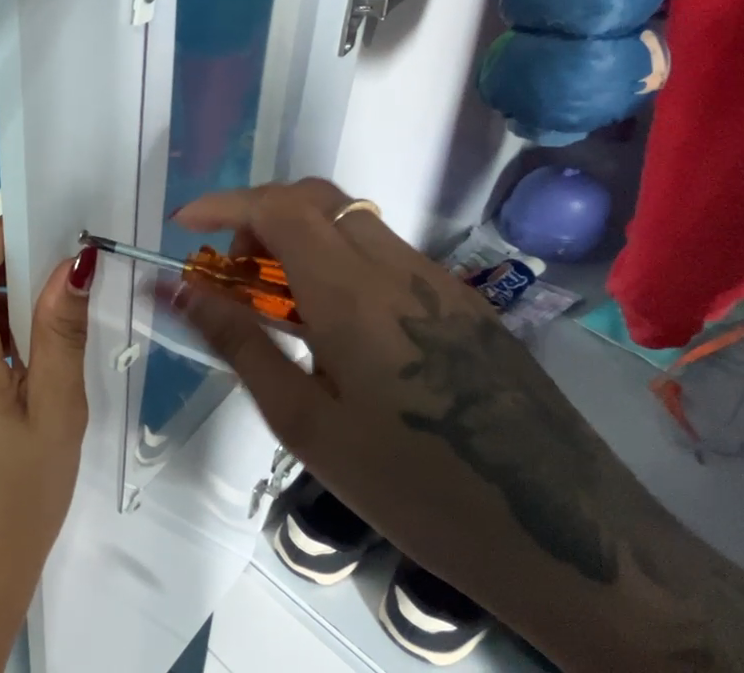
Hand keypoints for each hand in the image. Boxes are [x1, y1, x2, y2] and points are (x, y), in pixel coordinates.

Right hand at [173, 179, 743, 672]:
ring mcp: (444, 288)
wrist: (570, 543)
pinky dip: (338, 262)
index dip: (223, 204)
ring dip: (299, 238)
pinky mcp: (469, 311)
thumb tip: (173, 288)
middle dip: (258, 215)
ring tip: (273, 304)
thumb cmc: (410, 485)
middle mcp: (402, 272)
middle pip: (320, 200)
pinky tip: (329, 329)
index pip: (280, 206)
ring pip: (356, 225)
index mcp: (355, 294)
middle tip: (230, 269)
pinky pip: (388, 257)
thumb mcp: (304, 421)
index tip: (182, 227)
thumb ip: (236, 341)